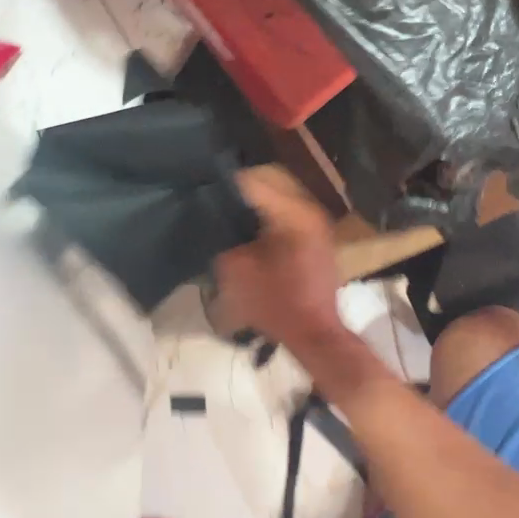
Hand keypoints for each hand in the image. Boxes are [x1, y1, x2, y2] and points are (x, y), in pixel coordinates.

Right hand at [213, 166, 345, 351]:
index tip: (202, 193)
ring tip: (228, 216)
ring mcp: (316, 222)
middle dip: (240, 193)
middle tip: (213, 204)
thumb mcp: (237, 270)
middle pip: (268, 184)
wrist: (315, 334)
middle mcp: (309, 209)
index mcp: (293, 213)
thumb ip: (224, 237)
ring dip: (254, 205)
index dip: (224, 187)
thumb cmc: (276, 305)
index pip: (252, 182)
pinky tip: (249, 232)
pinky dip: (268, 217)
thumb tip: (216, 219)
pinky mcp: (316, 236)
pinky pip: (287, 214)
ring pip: (278, 197)